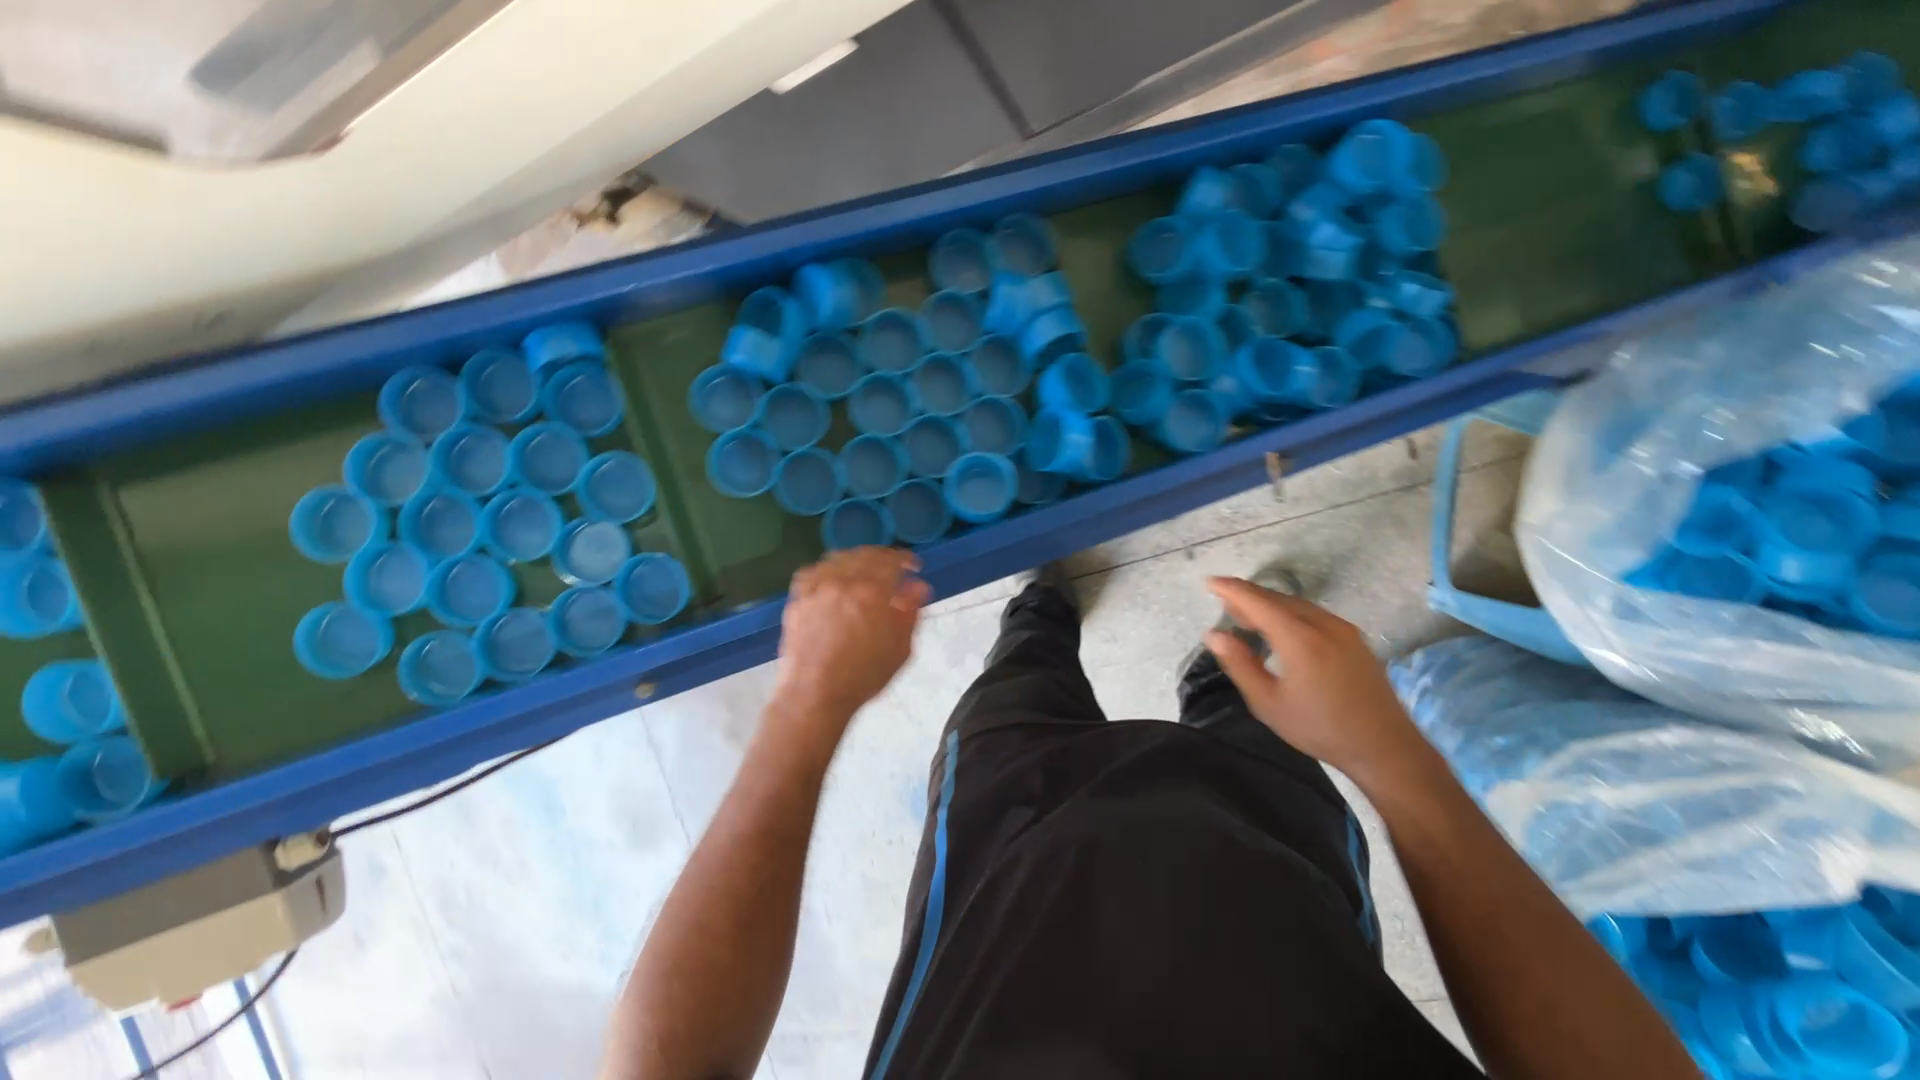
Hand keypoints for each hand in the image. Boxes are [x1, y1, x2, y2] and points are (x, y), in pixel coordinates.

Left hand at [774, 548, 929, 724]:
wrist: (816, 693)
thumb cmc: (864, 675)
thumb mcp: (900, 648)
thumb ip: (910, 612)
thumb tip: (917, 586)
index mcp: (873, 591)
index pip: (892, 561)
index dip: (905, 559)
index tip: (913, 566)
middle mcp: (843, 581)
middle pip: (865, 555)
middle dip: (882, 557)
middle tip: (891, 567)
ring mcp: (816, 588)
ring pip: (838, 559)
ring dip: (855, 559)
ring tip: (863, 571)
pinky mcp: (797, 599)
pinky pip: (812, 572)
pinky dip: (826, 569)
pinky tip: (831, 579)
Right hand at [1203, 576, 1434, 787]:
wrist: (1384, 746)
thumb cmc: (1319, 728)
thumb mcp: (1268, 703)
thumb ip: (1240, 664)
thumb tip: (1214, 635)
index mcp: (1299, 638)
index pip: (1257, 601)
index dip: (1231, 589)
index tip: (1210, 582)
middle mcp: (1323, 624)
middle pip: (1278, 599)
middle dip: (1249, 597)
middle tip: (1225, 605)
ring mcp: (1343, 629)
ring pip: (1298, 606)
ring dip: (1271, 606)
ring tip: (1249, 618)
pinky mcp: (1355, 639)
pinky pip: (1314, 615)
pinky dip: (1291, 614)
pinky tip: (1283, 631)